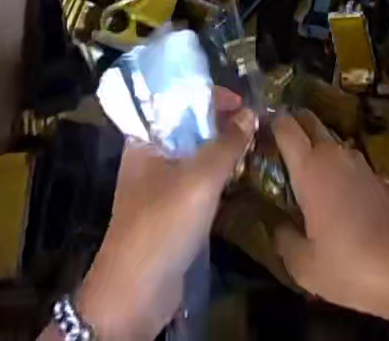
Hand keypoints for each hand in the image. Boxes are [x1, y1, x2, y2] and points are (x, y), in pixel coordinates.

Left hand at [64, 89, 256, 340]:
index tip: (242, 101)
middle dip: (219, 122)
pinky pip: (196, 181)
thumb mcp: (200, 179)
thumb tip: (250, 114)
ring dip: (220, 149)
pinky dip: (216, 175)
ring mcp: (158, 184)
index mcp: (145, 137)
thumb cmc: (162, 223)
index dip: (210, 96)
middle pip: (187, 126)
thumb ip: (226, 144)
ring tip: (252, 144)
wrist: (134, 293)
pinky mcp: (169, 210)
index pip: (178, 100)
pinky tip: (238, 175)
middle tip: (253, 124)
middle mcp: (149, 154)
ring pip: (194, 155)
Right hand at [270, 112, 388, 340]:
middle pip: (309, 122)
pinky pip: (349, 164)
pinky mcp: (380, 179)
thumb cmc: (353, 263)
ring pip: (330, 142)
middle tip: (277, 142)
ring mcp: (360, 164)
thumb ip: (286, 242)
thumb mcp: (306, 266)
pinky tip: (335, 196)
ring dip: (317, 148)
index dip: (270, 122)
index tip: (257, 129)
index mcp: (309, 165)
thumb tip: (279, 227)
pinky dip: (337, 170)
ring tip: (303, 171)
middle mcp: (333, 153)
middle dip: (294, 123)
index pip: (285, 125)